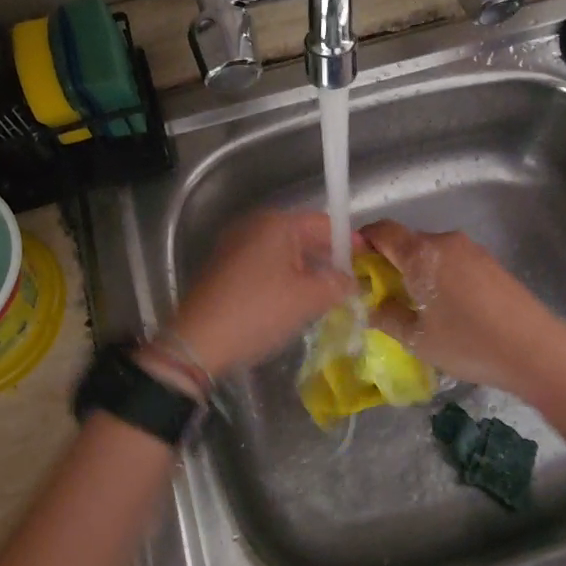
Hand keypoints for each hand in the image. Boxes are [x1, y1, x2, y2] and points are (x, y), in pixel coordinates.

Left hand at [165, 210, 357, 377]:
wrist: (198, 342)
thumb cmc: (258, 312)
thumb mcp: (307, 300)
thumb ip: (337, 284)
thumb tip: (350, 280)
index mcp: (277, 224)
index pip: (324, 223)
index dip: (348, 243)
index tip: (366, 262)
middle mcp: (254, 225)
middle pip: (303, 236)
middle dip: (327, 258)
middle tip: (347, 284)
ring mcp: (235, 245)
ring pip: (283, 253)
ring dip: (305, 270)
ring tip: (324, 297)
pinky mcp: (224, 267)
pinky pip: (264, 265)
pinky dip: (282, 278)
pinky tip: (292, 302)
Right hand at [359, 220, 565, 395]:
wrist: (535, 350)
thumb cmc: (469, 342)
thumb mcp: (416, 338)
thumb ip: (386, 316)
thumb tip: (370, 305)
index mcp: (421, 253)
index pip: (382, 231)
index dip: (362, 243)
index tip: (354, 267)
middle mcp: (445, 241)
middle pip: (406, 242)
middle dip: (389, 263)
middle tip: (382, 296)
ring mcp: (472, 250)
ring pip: (431, 253)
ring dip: (416, 272)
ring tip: (416, 308)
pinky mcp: (491, 264)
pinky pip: (452, 262)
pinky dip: (440, 277)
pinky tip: (447, 309)